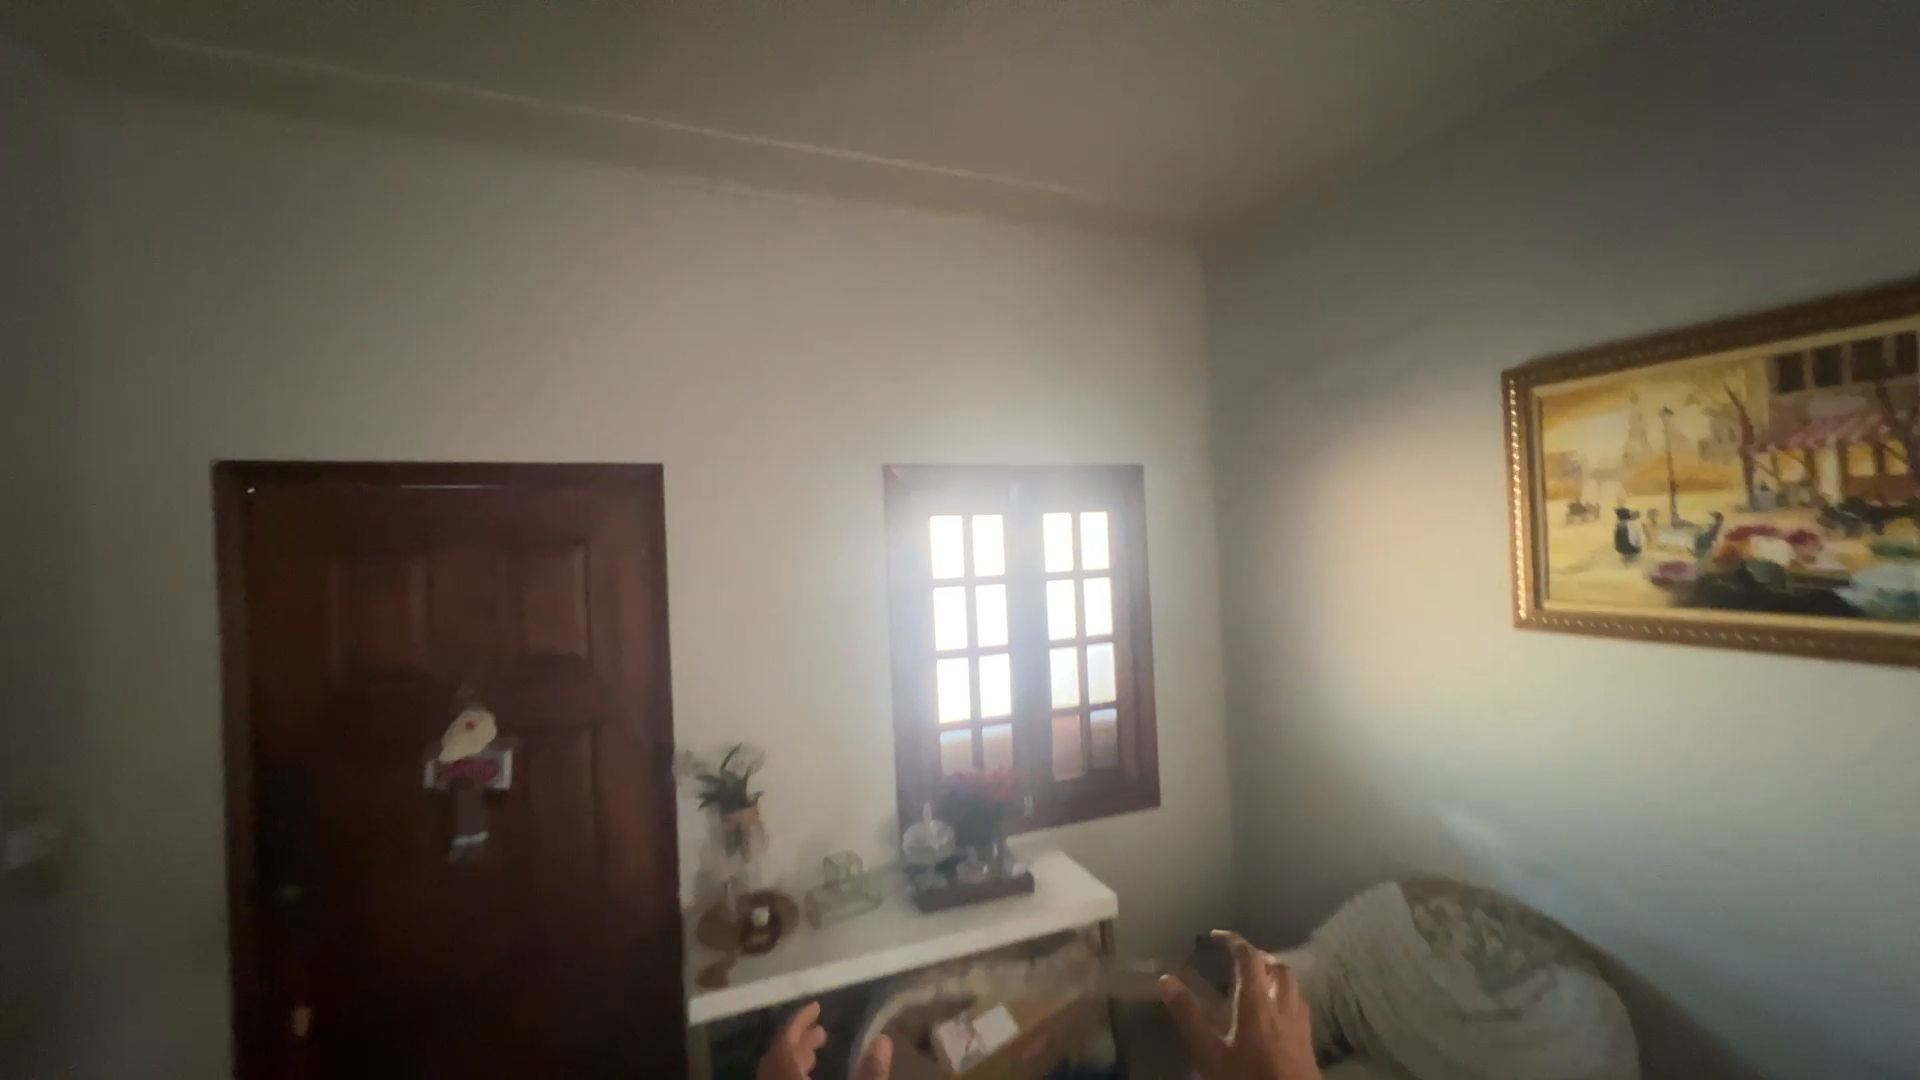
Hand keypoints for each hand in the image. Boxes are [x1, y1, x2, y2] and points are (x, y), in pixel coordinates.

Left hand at [757, 1001, 893, 1079]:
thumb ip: (870, 1074)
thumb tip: (884, 1040)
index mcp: (786, 1079)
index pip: (783, 1043)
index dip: (798, 1021)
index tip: (816, 1006)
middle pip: (775, 1059)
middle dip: (797, 1039)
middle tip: (821, 1030)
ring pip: (774, 1075)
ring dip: (793, 1060)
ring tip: (817, 1054)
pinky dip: (789, 1076)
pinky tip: (808, 1079)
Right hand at [1159, 931, 1320, 1079]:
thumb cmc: (1248, 1078)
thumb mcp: (1210, 1052)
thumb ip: (1188, 1015)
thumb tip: (1166, 979)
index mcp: (1257, 1001)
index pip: (1248, 956)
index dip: (1232, 940)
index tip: (1215, 936)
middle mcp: (1282, 1005)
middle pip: (1278, 967)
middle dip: (1259, 956)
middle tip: (1239, 960)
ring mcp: (1300, 1025)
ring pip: (1293, 986)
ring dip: (1276, 976)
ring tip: (1259, 982)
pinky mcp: (1309, 1045)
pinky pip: (1301, 1009)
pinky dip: (1288, 999)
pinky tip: (1276, 1016)